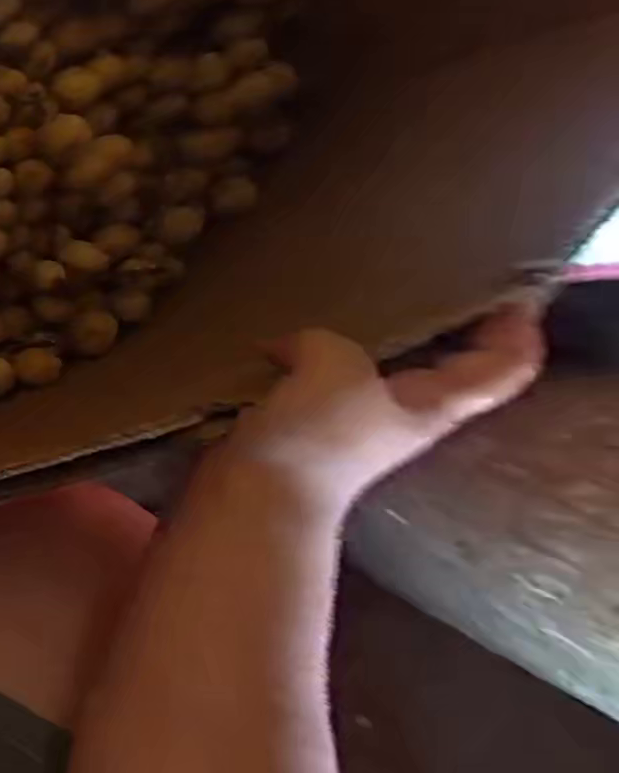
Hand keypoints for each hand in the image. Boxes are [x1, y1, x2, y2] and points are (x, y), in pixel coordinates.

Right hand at [215, 302, 544, 511]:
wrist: (258, 487)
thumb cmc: (316, 436)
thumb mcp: (332, 372)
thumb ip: (324, 342)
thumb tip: (290, 345)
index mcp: (433, 404)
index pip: (504, 366)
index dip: (516, 329)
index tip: (506, 293)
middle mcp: (400, 410)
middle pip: (437, 363)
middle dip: (429, 326)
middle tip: (405, 287)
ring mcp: (349, 418)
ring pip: (367, 368)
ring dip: (352, 340)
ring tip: (325, 308)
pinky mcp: (301, 420)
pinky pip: (312, 378)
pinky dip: (299, 357)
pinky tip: (270, 346)